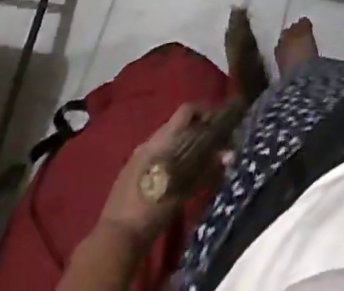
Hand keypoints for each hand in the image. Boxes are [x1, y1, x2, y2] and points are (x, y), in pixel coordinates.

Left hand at [97, 103, 212, 242]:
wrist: (118, 233)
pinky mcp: (134, 168)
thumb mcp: (181, 192)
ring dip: (185, 143)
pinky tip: (181, 171)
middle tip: (217, 143)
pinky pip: (158, 152)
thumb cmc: (151, 210)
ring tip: (203, 158)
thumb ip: (204, 172)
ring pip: (167, 139)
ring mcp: (139, 154)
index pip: (185, 112)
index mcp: (159, 141)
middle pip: (177, 124)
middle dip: (197, 129)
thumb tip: (225, 155)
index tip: (222, 122)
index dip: (205, 112)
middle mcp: (148, 141)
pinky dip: (173, 154)